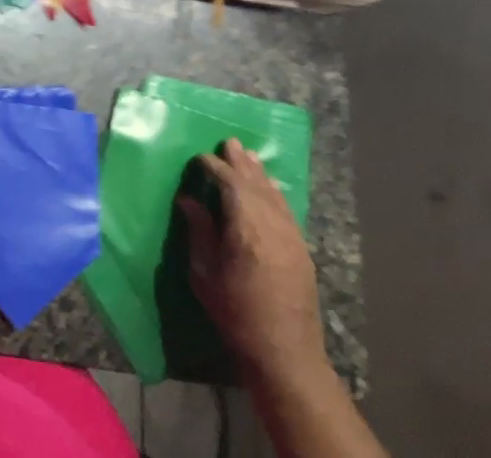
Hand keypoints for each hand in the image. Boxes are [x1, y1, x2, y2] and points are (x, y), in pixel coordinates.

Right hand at [178, 139, 326, 382]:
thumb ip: (199, 231)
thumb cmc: (234, 310)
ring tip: (250, 156)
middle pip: (257, 186)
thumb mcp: (204, 271)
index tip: (199, 159)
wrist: (283, 349)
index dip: (216, 169)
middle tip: (230, 142)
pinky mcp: (301, 251)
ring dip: (261, 175)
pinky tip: (270, 189)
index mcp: (247, 230)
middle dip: (242, 164)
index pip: (232, 186)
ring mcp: (292, 239)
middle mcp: (274, 228)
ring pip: (275, 197)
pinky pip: (286, 211)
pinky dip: (274, 194)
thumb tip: (189, 200)